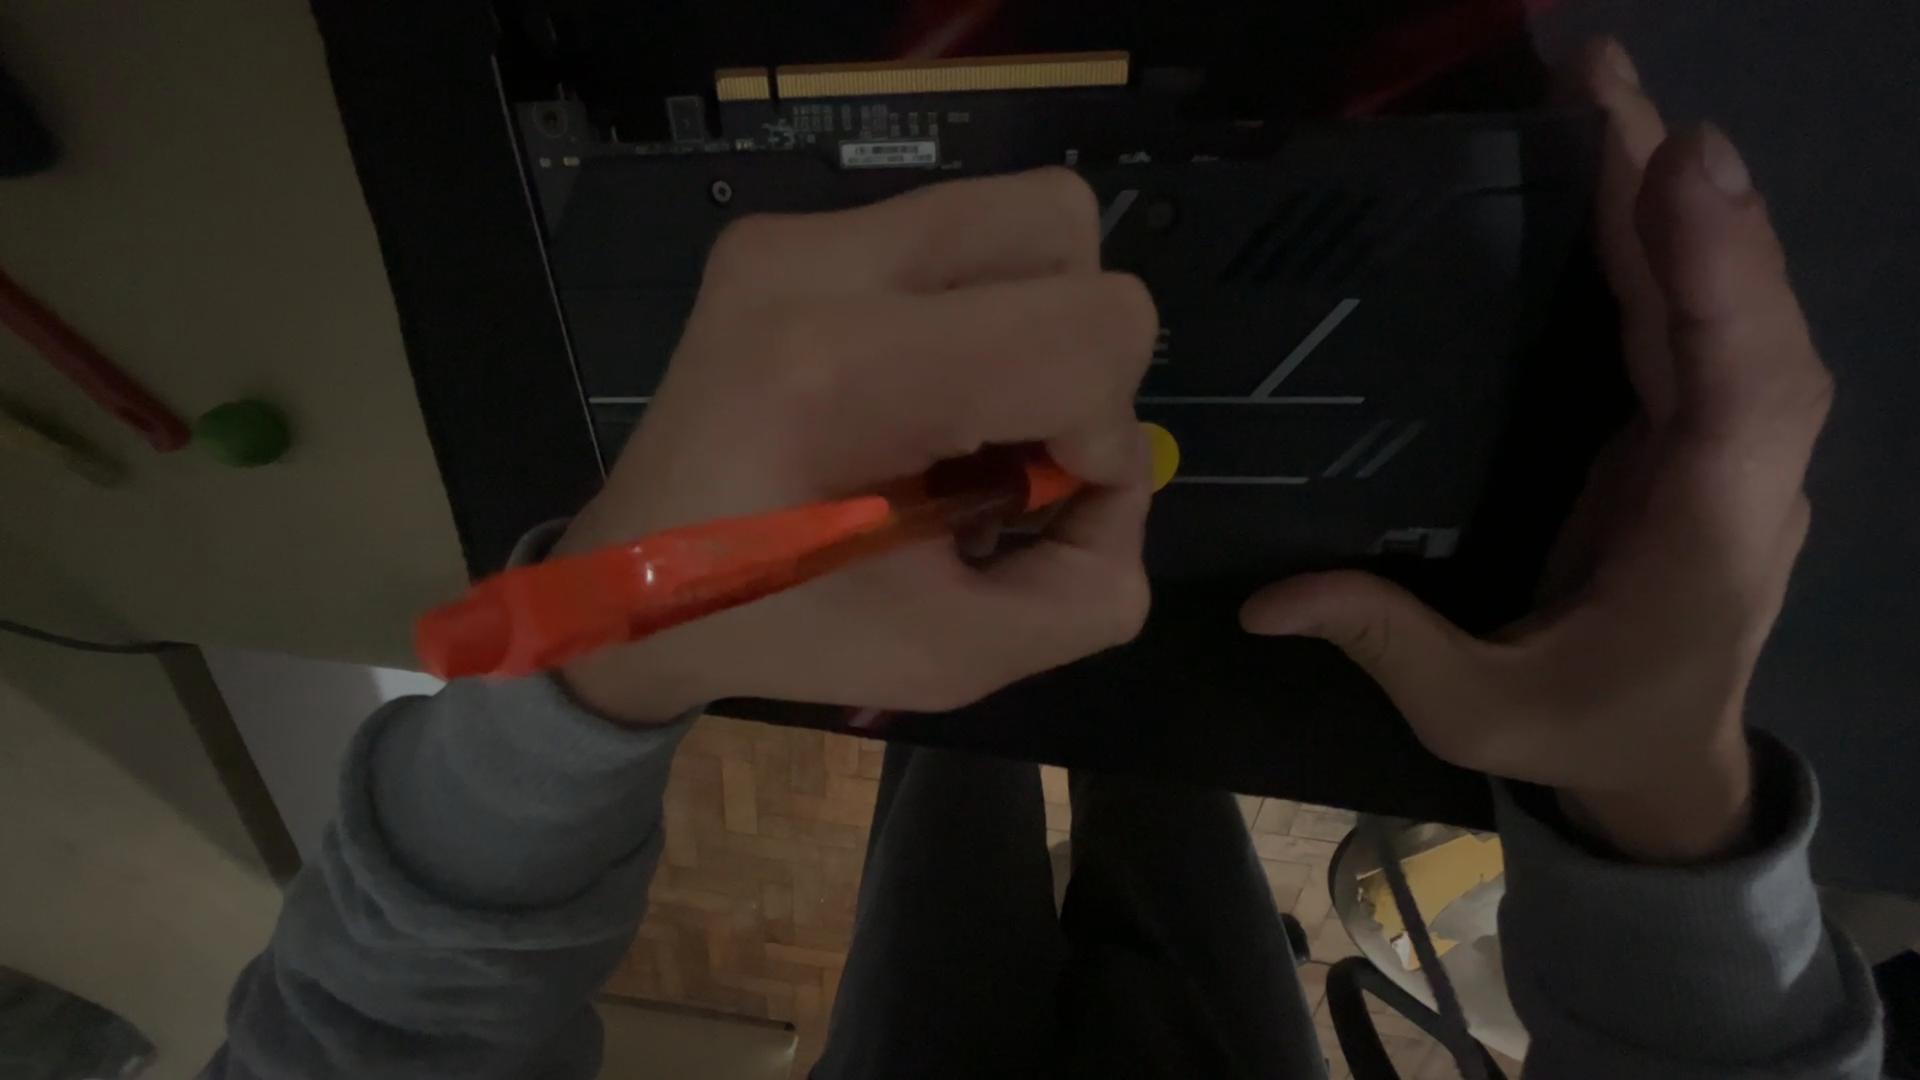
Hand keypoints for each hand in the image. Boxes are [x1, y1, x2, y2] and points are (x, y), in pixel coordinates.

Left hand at [556, 170, 1157, 723]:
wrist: (633, 585)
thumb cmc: (782, 630)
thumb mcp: (954, 660)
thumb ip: (1089, 592)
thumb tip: (1116, 485)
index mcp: (846, 372)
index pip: (1091, 327)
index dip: (1109, 431)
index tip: (1046, 502)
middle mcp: (818, 264)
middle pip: (1062, 230)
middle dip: (1080, 359)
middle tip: (1014, 451)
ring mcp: (794, 235)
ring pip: (1017, 218)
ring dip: (1034, 326)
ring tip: (970, 422)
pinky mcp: (783, 234)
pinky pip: (952, 239)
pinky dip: (979, 316)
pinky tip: (921, 398)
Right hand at [1240, 40, 1832, 862]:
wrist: (1657, 763)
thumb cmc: (1574, 733)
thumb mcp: (1468, 705)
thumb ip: (1381, 641)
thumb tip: (1261, 601)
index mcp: (1704, 533)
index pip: (1738, 385)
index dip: (1714, 271)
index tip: (1671, 161)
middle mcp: (1733, 470)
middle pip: (1732, 309)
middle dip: (1676, 190)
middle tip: (1598, 85)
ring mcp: (1715, 449)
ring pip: (1719, 304)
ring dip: (1671, 200)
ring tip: (1603, 109)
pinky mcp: (1682, 441)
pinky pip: (1687, 327)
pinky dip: (1661, 250)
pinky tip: (1614, 199)